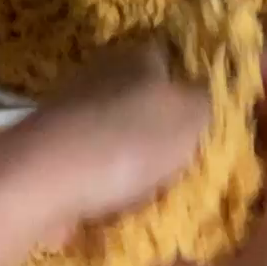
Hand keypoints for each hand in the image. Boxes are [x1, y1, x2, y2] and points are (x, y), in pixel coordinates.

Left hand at [0, 46, 211, 232]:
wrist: (45, 183)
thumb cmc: (127, 143)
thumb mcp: (192, 114)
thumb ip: (213, 100)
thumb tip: (218, 94)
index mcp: (140, 56)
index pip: (179, 55)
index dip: (202, 84)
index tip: (221, 120)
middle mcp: (105, 78)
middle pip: (152, 103)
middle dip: (174, 133)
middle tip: (200, 167)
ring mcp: (78, 118)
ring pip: (127, 140)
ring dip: (146, 166)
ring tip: (169, 197)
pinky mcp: (60, 157)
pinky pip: (102, 171)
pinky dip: (118, 189)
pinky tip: (132, 210)